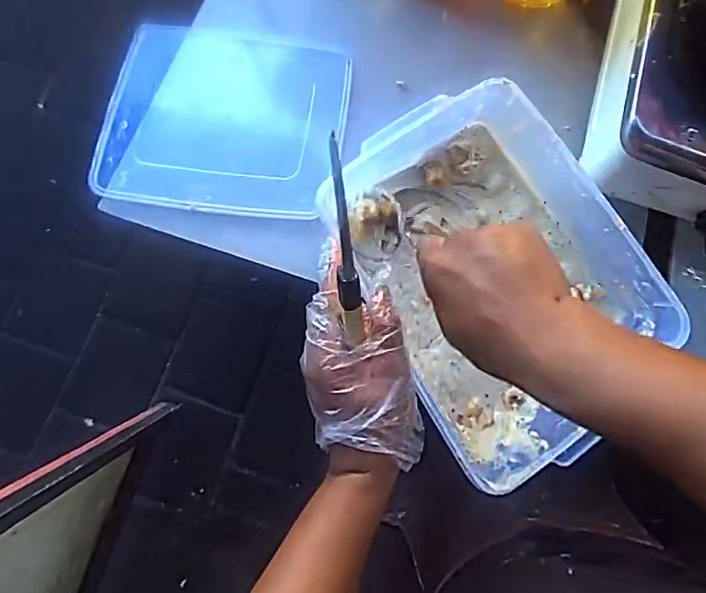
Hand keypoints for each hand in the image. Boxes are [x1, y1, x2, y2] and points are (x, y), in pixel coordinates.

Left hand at [301, 264, 422, 470]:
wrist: (366, 460)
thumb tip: (378, 292)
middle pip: (326, 307)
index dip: (334, 270)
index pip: (325, 297)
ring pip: (332, 322)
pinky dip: (351, 323)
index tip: (341, 246)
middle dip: (343, 284)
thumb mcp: (390, 362)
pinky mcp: (327, 374)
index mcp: (325, 347)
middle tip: (363, 262)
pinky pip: (337, 337)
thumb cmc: (379, 410)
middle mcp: (315, 352)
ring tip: (371, 287)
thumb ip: (384, 323)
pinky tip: (371, 321)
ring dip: (348, 304)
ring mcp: (319, 365)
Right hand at [414, 221, 594, 387]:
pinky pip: (516, 238)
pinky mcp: (524, 229)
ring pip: (491, 239)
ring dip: (498, 253)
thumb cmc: (490, 340)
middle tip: (490, 281)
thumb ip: (445, 290)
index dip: (443, 261)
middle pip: (463, 242)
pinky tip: (531, 272)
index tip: (455, 275)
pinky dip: (521, 251)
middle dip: (473, 257)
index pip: (429, 247)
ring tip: (516, 279)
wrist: (540, 333)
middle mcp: (463, 239)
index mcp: (439, 263)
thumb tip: (450, 280)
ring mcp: (495, 231)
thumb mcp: (450, 322)